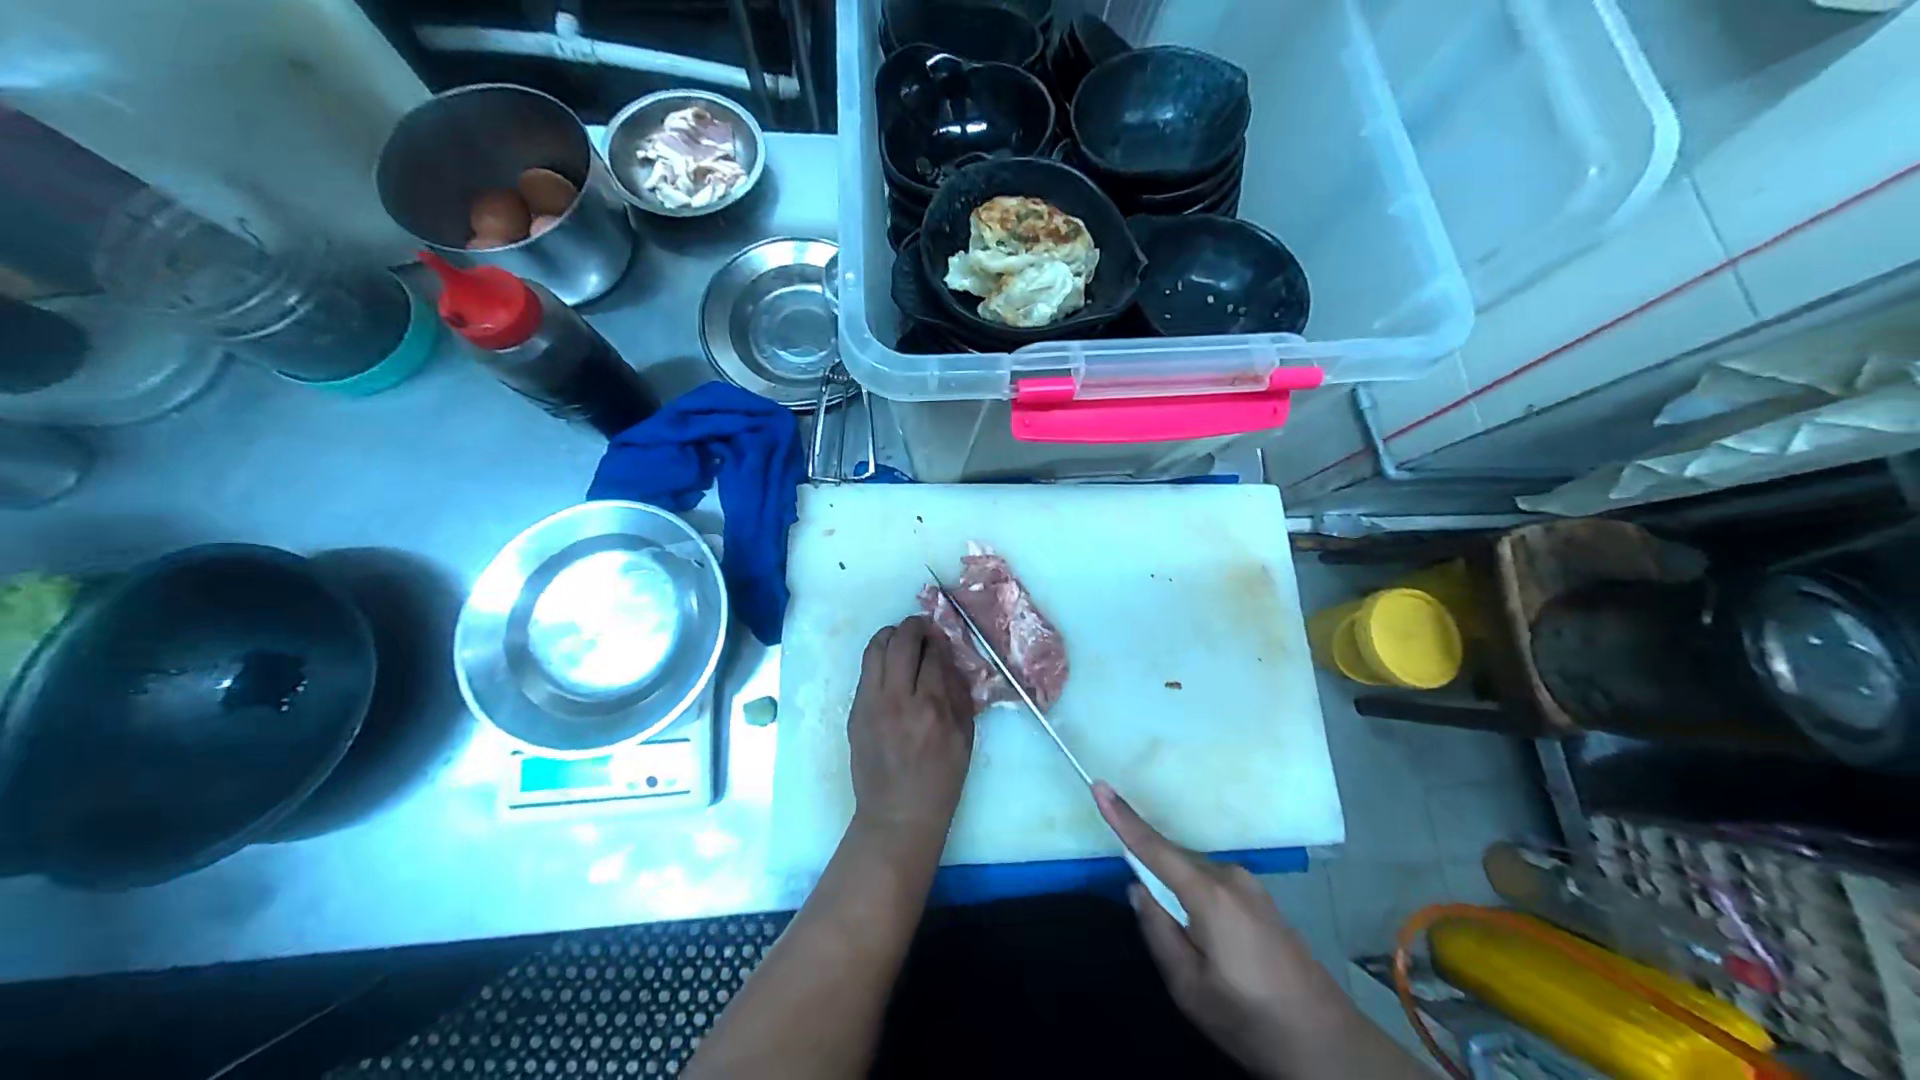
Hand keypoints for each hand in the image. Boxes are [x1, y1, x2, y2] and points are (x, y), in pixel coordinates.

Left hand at [848, 616, 975, 842]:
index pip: (934, 654)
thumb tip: (948, 657)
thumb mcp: (965, 737)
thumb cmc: (941, 779)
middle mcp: (898, 700)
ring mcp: (871, 704)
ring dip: (892, 635)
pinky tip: (891, 665)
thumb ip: (959, 692)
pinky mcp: (855, 711)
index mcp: (932, 708)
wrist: (897, 813)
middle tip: (923, 628)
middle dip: (915, 626)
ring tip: (903, 639)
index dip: (939, 639)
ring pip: (876, 648)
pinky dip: (879, 659)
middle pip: (902, 641)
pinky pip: (866, 671)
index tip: (941, 637)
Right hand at [1095, 782, 1354, 1078]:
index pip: (1155, 848)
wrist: (1328, 1045)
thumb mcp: (1189, 986)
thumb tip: (1139, 889)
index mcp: (1210, 895)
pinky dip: (1199, 902)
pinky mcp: (1263, 900)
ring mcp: (1252, 887)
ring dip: (1180, 896)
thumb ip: (1157, 930)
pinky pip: (1214, 886)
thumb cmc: (1250, 1019)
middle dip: (1156, 881)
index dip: (1123, 818)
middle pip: (1174, 862)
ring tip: (1197, 955)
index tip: (1099, 786)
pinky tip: (1214, 946)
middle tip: (1168, 938)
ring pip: (1194, 876)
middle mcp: (1231, 878)